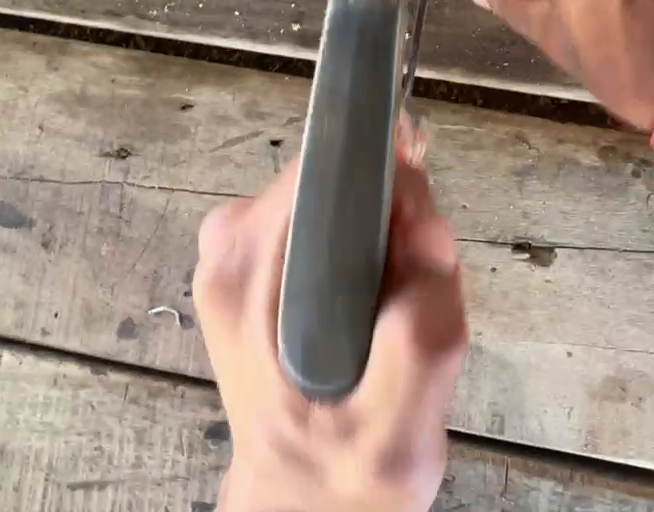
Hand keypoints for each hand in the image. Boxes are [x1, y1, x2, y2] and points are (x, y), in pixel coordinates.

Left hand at [193, 148, 466, 511]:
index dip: (389, 190)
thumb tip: (424, 223)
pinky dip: (363, 247)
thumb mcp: (403, 423)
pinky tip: (372, 305)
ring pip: (337, 196)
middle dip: (392, 222)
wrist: (302, 505)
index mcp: (246, 275)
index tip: (419, 239)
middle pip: (335, 180)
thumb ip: (425, 325)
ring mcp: (235, 248)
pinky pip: (328, 217)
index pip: (325, 175)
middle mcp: (228, 247)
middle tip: (413, 292)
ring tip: (393, 309)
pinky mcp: (252, 256)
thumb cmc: (344, 473)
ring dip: (382, 238)